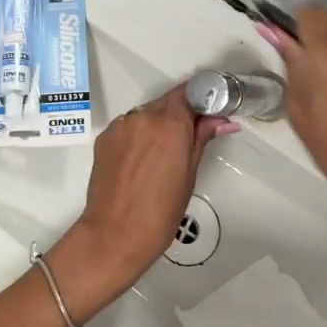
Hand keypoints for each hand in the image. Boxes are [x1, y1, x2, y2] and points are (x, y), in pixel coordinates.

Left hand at [52, 86, 234, 304]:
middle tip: (193, 135)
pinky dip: (139, 135)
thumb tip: (222, 120)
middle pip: (166, 102)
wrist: (114, 234)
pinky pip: (128, 127)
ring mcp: (120, 126)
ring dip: (158, 124)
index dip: (201, 96)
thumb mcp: (189, 175)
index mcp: (168, 124)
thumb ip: (201, 139)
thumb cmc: (160, 212)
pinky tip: (142, 161)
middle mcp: (142, 117)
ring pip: (146, 114)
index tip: (212, 108)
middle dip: (181, 113)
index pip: (188, 92)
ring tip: (164, 155)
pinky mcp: (104, 138)